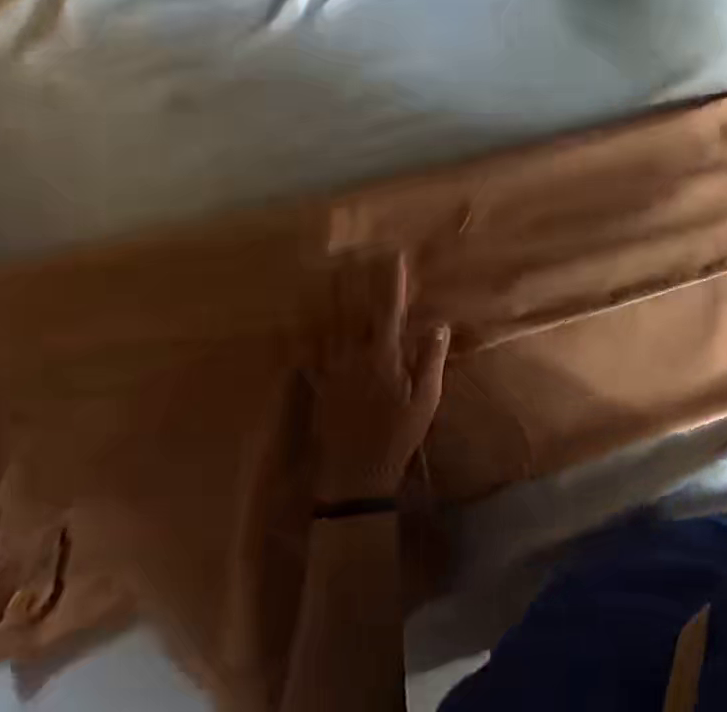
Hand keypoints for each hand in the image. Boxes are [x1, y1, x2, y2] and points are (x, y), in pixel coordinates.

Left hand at [308, 249, 449, 500]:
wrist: (357, 474)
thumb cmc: (398, 435)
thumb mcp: (426, 400)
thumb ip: (431, 360)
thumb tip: (439, 325)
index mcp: (384, 357)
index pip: (389, 310)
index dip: (391, 281)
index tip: (393, 256)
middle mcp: (353, 356)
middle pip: (350, 309)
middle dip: (351, 278)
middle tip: (349, 252)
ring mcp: (330, 370)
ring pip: (324, 325)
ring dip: (324, 296)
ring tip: (322, 271)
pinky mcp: (315, 385)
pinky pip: (301, 353)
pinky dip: (294, 333)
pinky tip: (287, 319)